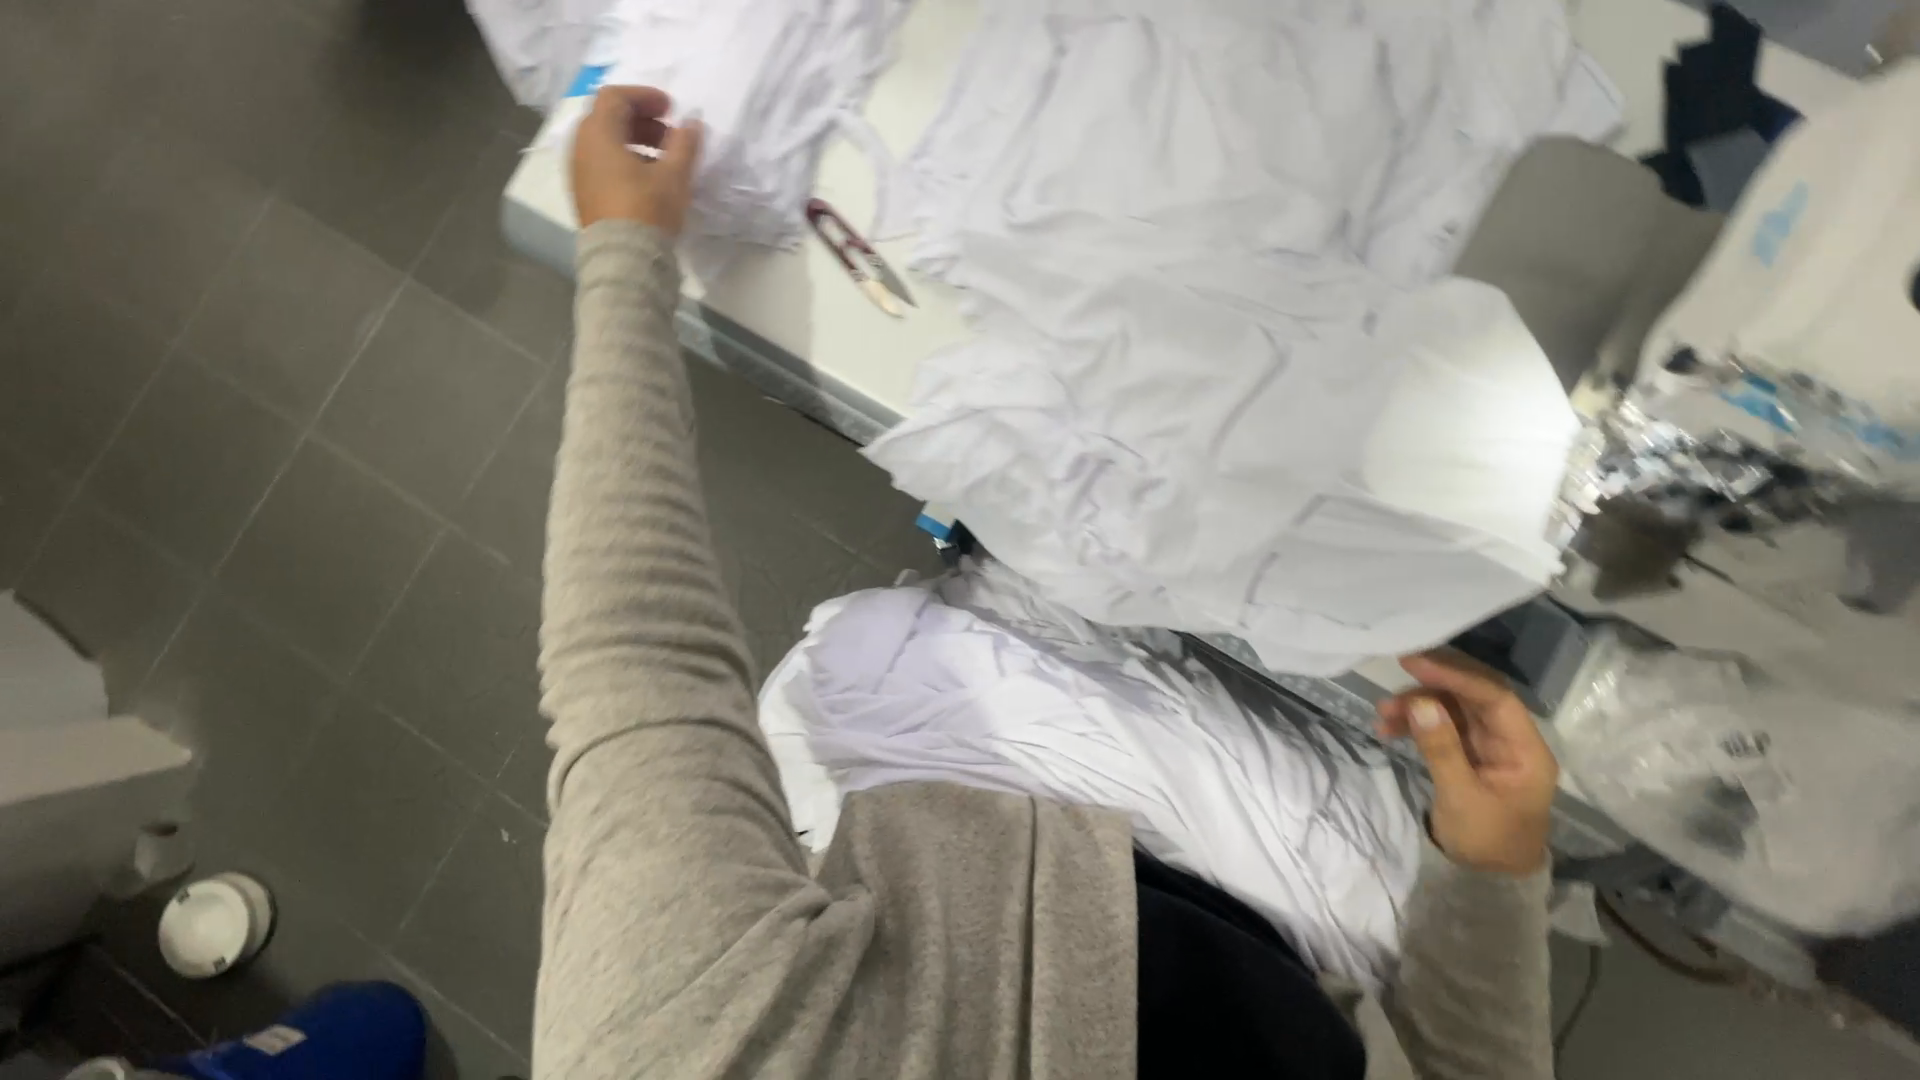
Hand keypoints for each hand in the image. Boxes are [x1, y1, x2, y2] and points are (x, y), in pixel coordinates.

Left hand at [570, 85, 704, 233]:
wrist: (624, 259)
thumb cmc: (648, 210)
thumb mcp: (674, 176)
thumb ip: (684, 145)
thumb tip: (692, 124)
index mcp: (598, 134)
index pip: (616, 97)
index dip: (645, 97)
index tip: (671, 109)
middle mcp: (582, 147)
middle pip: (608, 119)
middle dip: (641, 121)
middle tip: (669, 136)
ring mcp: (580, 173)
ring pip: (606, 144)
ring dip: (634, 143)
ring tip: (663, 161)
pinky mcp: (585, 195)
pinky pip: (603, 165)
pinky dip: (625, 162)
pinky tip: (647, 181)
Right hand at [1376, 651, 1557, 874]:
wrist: (1488, 878)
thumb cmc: (1485, 839)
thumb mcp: (1461, 797)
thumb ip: (1441, 747)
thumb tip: (1421, 702)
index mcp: (1526, 750)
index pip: (1494, 698)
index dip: (1456, 676)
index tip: (1416, 663)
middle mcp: (1510, 739)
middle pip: (1473, 695)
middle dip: (1434, 684)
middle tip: (1397, 670)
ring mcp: (1488, 744)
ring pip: (1453, 707)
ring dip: (1418, 703)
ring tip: (1383, 713)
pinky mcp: (1467, 752)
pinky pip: (1441, 724)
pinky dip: (1415, 721)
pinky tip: (1388, 727)